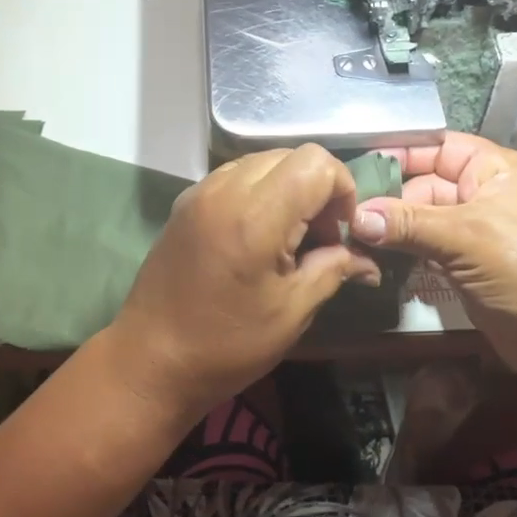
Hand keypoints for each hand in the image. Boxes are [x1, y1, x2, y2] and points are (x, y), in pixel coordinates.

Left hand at [106, 145, 382, 419]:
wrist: (149, 361)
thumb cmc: (226, 345)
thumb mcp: (291, 312)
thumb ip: (333, 269)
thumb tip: (367, 258)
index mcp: (254, 216)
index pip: (316, 162)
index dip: (341, 190)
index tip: (341, 232)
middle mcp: (224, 189)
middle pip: (291, 155)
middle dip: (317, 188)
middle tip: (320, 239)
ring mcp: (200, 191)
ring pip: (263, 162)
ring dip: (288, 188)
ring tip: (290, 240)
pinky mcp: (186, 202)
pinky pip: (236, 176)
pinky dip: (260, 193)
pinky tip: (259, 237)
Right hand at [351, 133, 516, 387]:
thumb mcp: (468, 239)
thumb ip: (408, 224)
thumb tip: (354, 215)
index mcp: (498, 171)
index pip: (438, 146)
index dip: (398, 151)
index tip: (353, 162)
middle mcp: (488, 194)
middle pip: (425, 183)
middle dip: (388, 196)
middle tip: (343, 209)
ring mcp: (480, 232)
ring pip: (424, 218)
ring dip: (392, 227)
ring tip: (348, 232)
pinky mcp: (471, 265)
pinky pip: (430, 247)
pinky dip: (406, 250)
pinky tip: (374, 255)